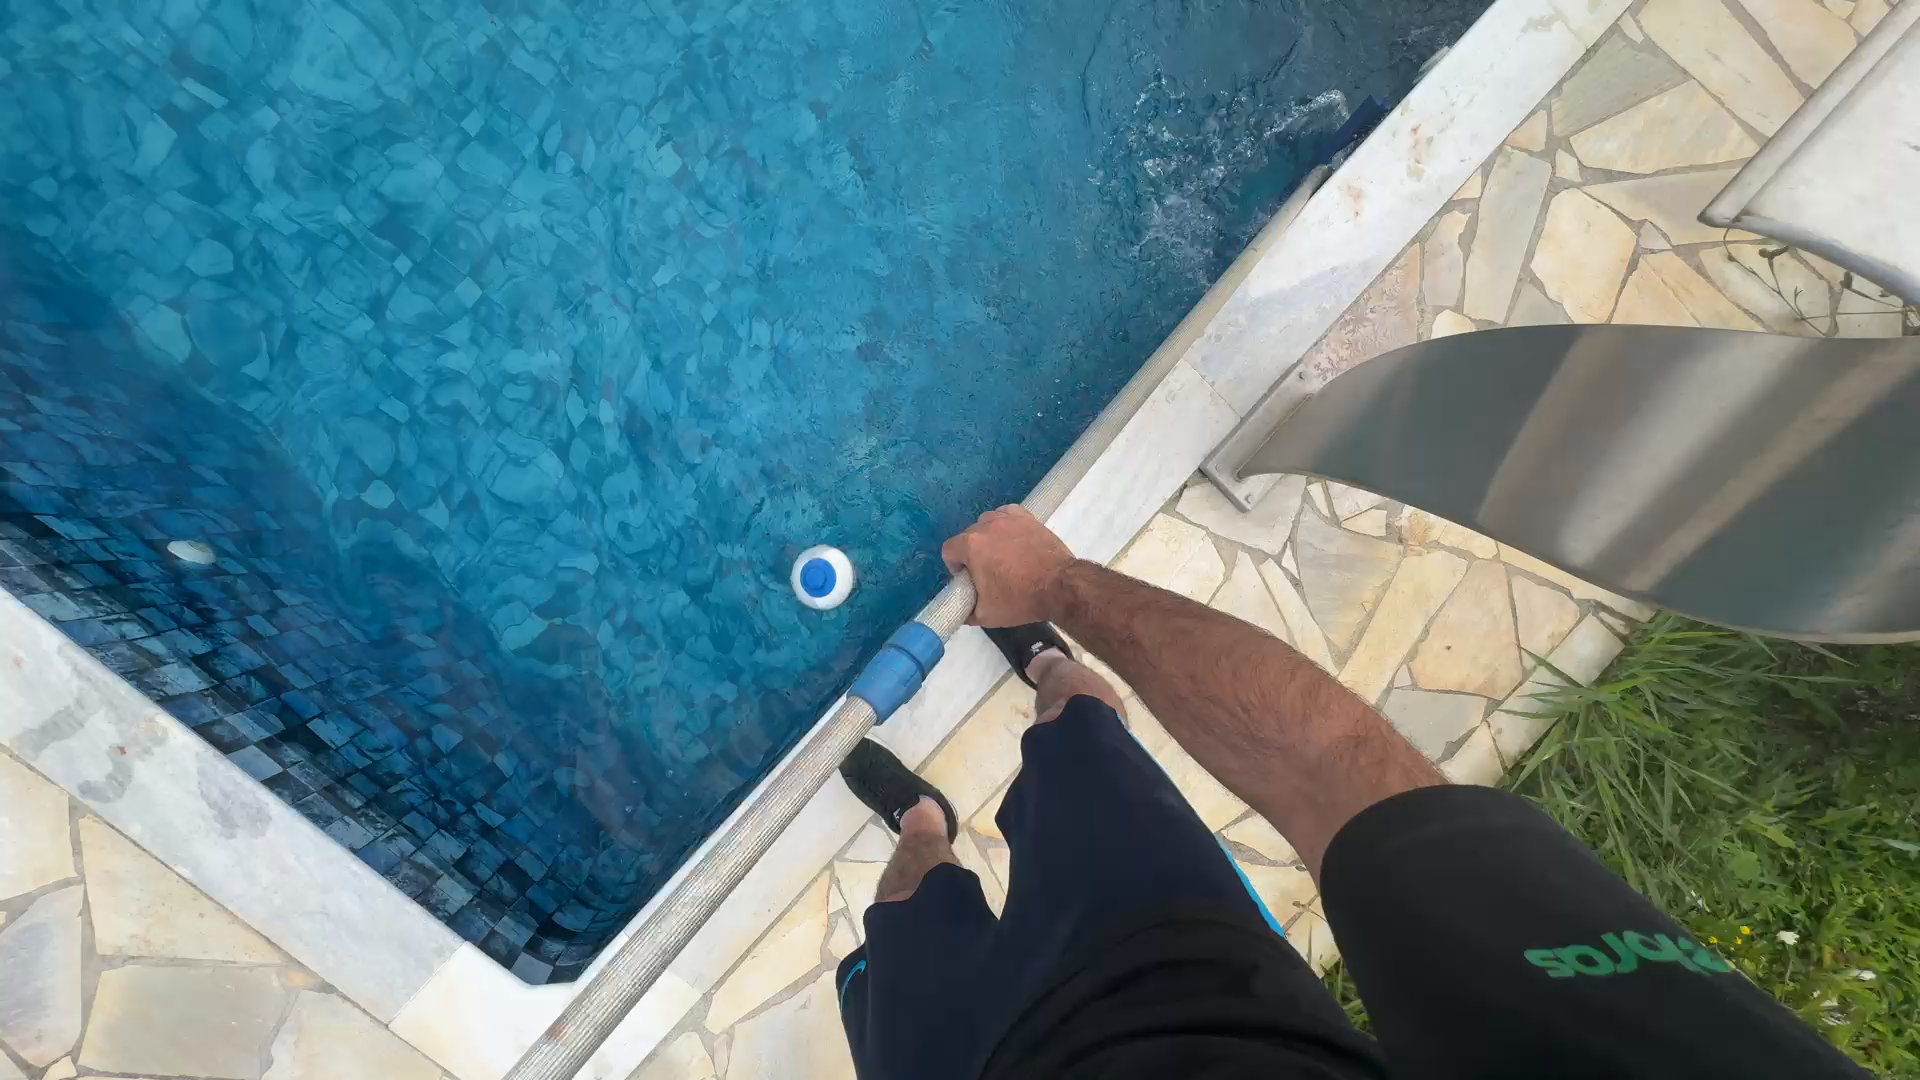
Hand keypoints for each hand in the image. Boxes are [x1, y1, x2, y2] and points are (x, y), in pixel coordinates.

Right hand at [940, 505, 1077, 626]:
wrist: (1060, 587)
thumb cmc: (1019, 599)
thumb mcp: (985, 615)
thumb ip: (966, 611)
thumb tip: (962, 610)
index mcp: (971, 545)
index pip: (949, 550)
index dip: (954, 566)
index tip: (967, 579)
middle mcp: (986, 525)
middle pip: (967, 535)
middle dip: (971, 553)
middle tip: (986, 572)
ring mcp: (1009, 519)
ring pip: (987, 522)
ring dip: (988, 537)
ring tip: (1000, 555)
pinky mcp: (1029, 518)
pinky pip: (1008, 514)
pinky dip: (1006, 523)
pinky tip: (1012, 537)